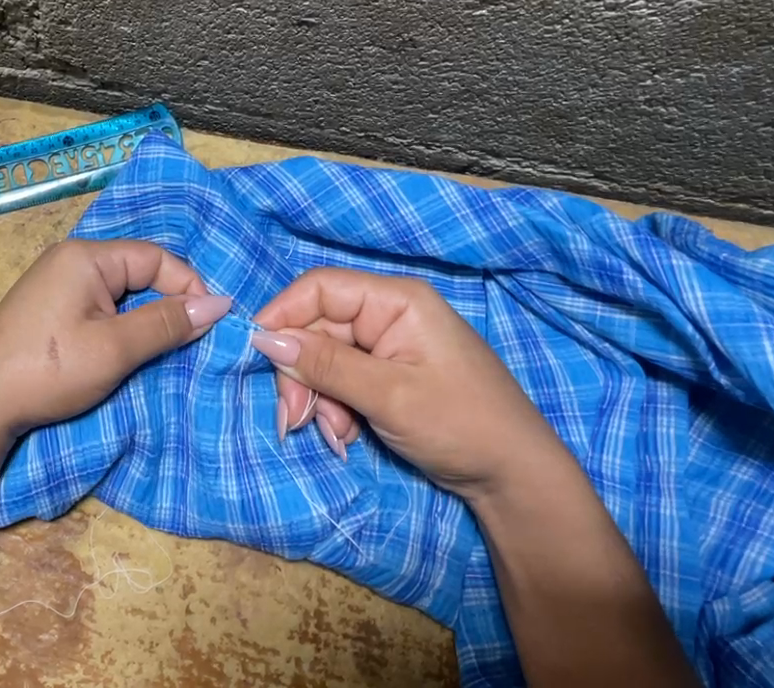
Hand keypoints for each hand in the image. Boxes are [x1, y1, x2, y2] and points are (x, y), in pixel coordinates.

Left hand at [0, 240, 231, 441]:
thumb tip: (220, 305)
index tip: (212, 325)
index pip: (156, 257)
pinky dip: (120, 326)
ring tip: (164, 351)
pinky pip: (98, 306)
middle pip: (137, 271)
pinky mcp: (47, 309)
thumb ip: (167, 323)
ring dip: (145, 318)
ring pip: (119, 292)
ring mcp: (55, 283)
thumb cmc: (49, 370)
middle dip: (168, 304)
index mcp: (85, 257)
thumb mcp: (114, 349)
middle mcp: (69, 260)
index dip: (189, 287)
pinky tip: (128, 351)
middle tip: (191, 342)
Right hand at [250, 267, 568, 499]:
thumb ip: (325, 364)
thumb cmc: (462, 425)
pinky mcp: (385, 376)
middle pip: (316, 329)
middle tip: (294, 419)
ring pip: (321, 359)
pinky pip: (338, 381)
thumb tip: (263, 339)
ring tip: (333, 435)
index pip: (319, 289)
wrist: (516, 484)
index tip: (257, 353)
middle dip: (300, 373)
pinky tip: (344, 436)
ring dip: (316, 398)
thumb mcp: (388, 396)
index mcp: (396, 301)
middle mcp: (387, 315)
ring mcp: (386, 347)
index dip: (282, 315)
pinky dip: (332, 409)